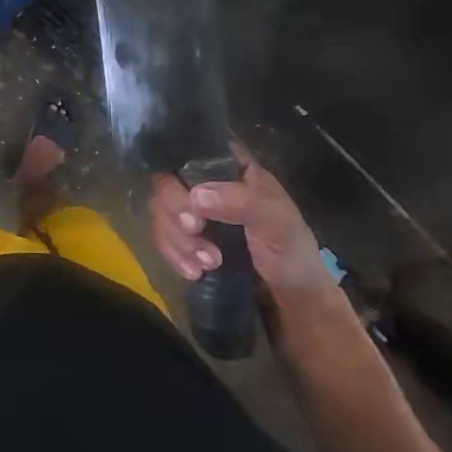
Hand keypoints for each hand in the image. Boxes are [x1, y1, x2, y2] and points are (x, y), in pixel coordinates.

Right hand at [148, 138, 334, 302]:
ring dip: (177, 239)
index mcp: (232, 169)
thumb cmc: (291, 255)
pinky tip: (194, 272)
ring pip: (160, 210)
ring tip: (206, 263)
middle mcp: (208, 185)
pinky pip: (162, 237)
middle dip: (176, 211)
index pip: (195, 148)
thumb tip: (196, 195)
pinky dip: (173, 254)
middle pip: (167, 181)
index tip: (189, 192)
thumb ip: (241, 203)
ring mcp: (194, 212)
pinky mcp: (186, 239)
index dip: (179, 162)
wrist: (291, 303)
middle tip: (196, 230)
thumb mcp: (278, 224)